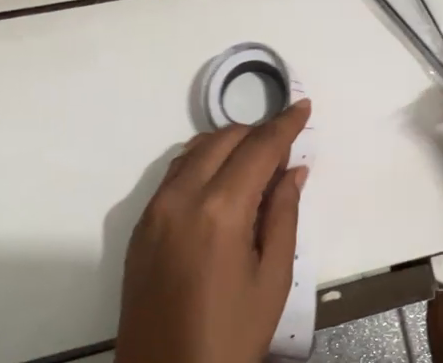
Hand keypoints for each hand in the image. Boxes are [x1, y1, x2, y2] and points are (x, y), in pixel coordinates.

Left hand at [115, 100, 311, 362]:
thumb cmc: (230, 335)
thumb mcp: (272, 279)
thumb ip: (283, 214)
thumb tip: (293, 169)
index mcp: (220, 210)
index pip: (259, 148)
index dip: (285, 124)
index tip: (303, 106)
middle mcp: (181, 197)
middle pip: (224, 139)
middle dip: (257, 134)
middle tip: (284, 148)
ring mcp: (154, 210)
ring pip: (194, 150)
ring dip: (227, 145)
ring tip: (255, 163)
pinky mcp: (139, 226)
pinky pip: (174, 173)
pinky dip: (201, 162)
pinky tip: (220, 183)